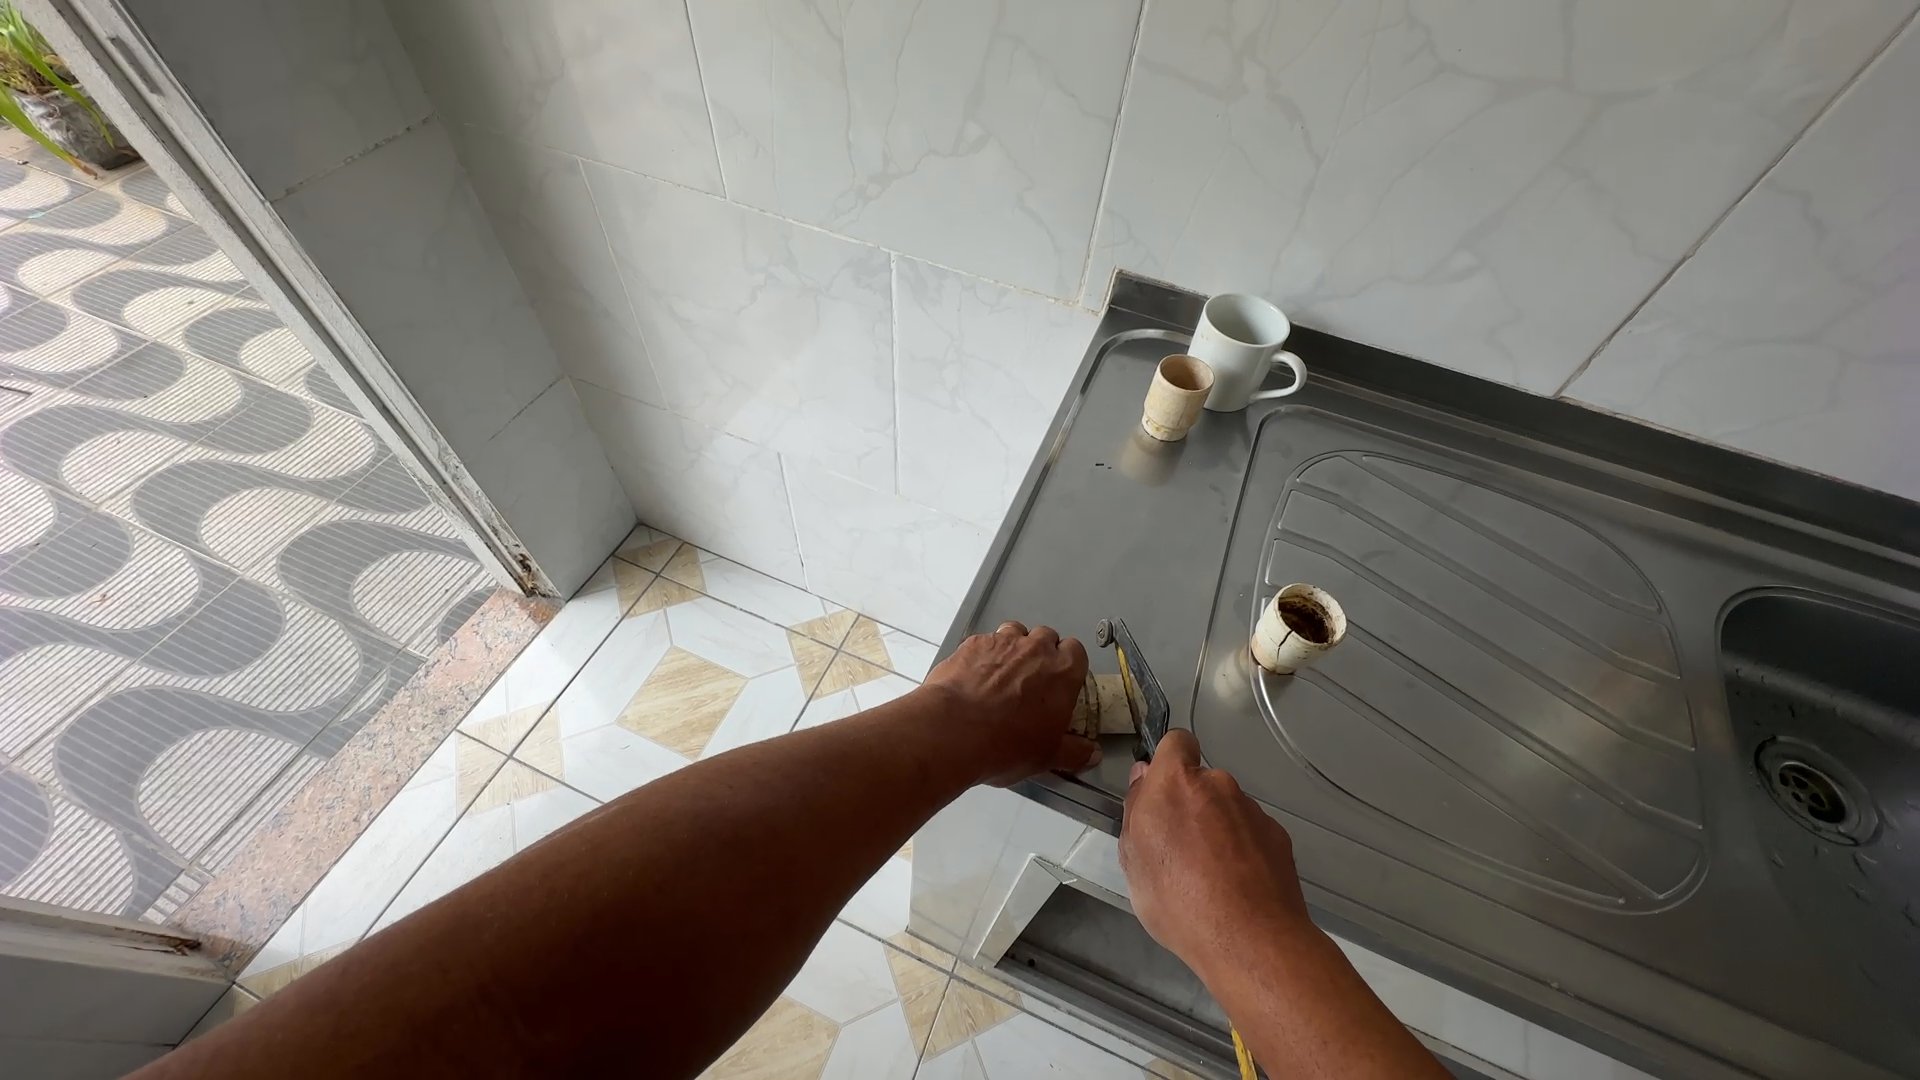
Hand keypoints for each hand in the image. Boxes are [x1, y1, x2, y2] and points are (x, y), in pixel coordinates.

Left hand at [919, 621, 1097, 785]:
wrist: (955, 730)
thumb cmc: (1005, 742)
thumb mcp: (1049, 756)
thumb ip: (1075, 751)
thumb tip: (1091, 753)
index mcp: (1062, 671)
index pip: (1076, 653)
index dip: (1068, 665)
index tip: (1061, 682)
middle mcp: (1035, 648)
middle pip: (1046, 637)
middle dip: (1041, 653)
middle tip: (1032, 681)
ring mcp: (1002, 642)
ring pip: (1015, 633)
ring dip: (1013, 648)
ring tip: (1003, 675)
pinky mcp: (973, 643)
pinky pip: (985, 641)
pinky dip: (984, 654)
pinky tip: (976, 676)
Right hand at [1119, 730, 1314, 978]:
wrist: (1250, 942)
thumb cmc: (1176, 898)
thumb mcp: (1132, 858)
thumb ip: (1135, 809)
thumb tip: (1144, 780)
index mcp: (1175, 781)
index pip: (1176, 741)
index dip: (1168, 760)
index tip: (1161, 792)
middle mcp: (1218, 784)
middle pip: (1201, 781)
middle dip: (1191, 803)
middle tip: (1180, 848)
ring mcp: (1253, 810)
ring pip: (1227, 808)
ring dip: (1218, 828)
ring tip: (1212, 877)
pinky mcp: (1279, 837)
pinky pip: (1251, 833)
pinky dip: (1244, 850)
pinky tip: (1239, 887)